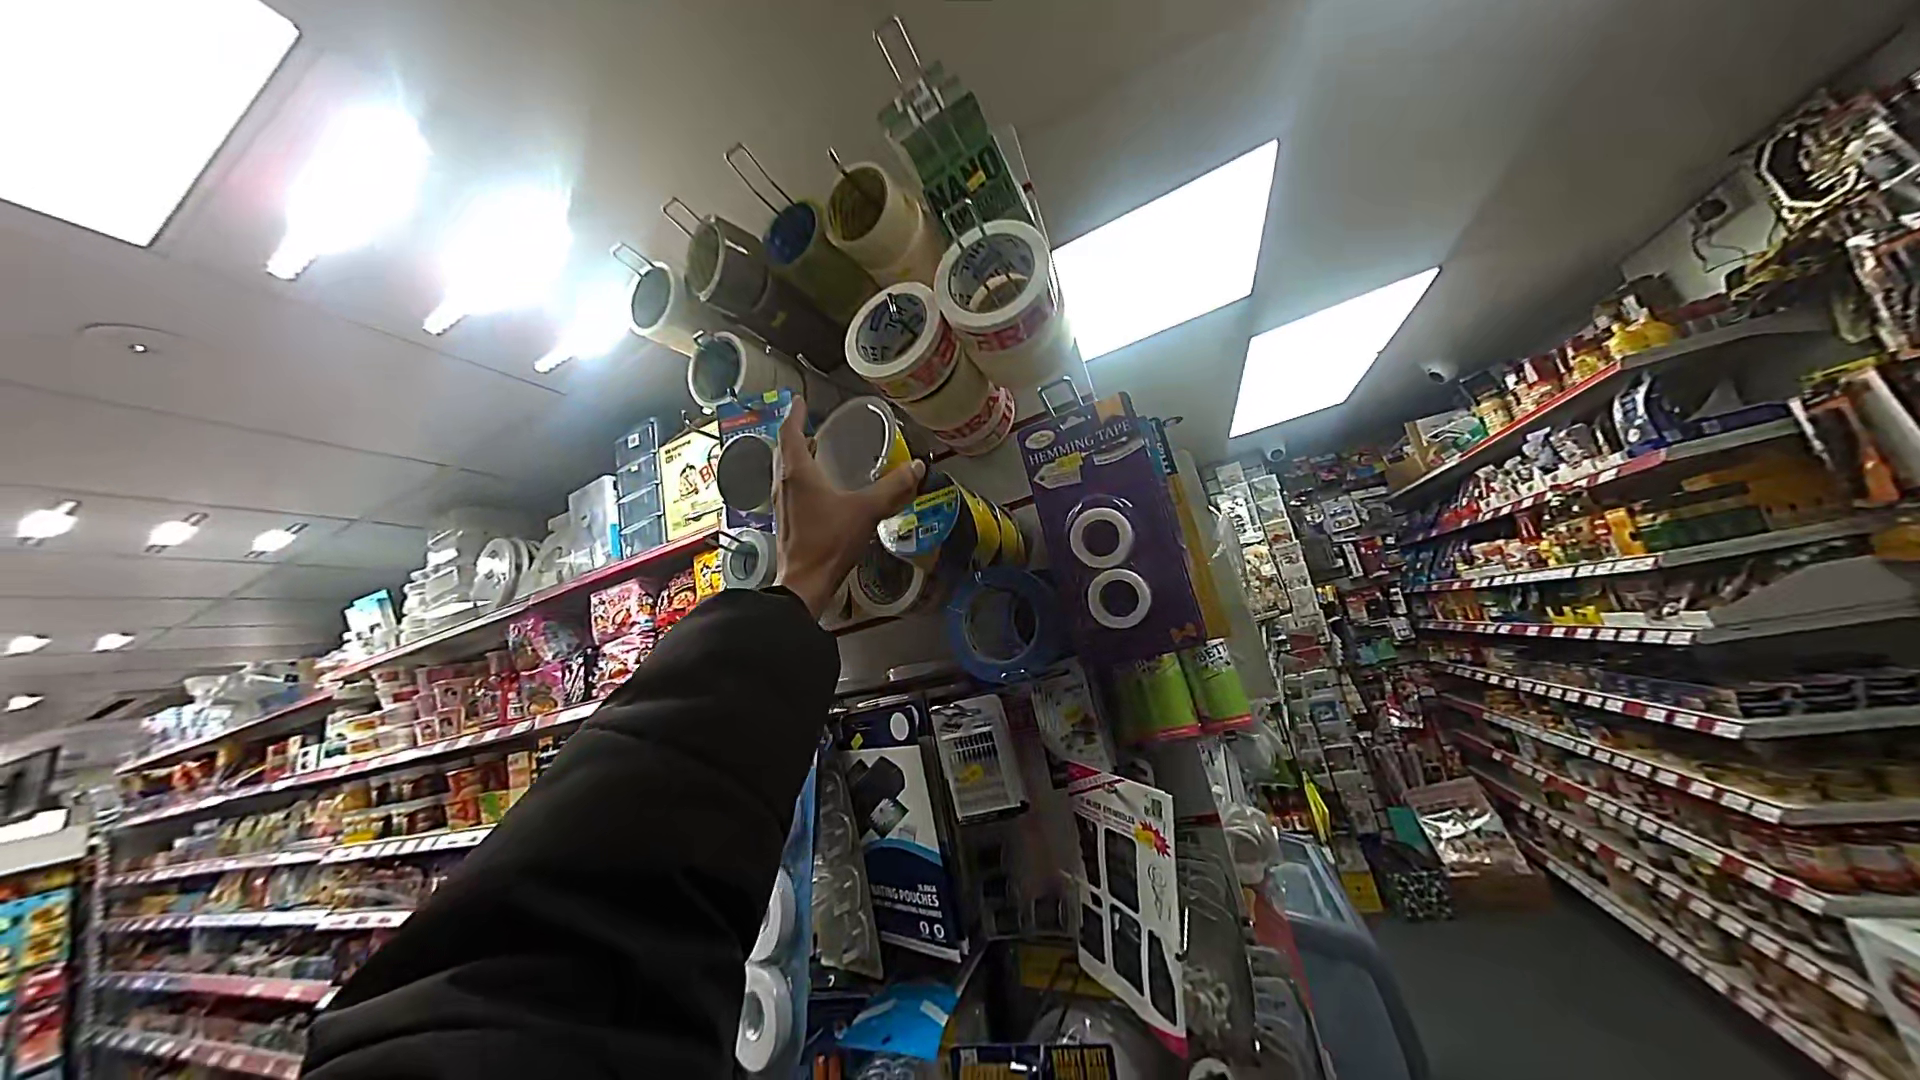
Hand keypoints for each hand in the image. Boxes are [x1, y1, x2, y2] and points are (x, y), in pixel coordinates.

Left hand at [773, 398, 924, 617]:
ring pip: (786, 472)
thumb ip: (893, 488)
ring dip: (798, 458)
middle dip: (796, 436)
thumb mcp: (866, 511)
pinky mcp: (787, 523)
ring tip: (817, 453)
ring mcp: (782, 505)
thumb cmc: (829, 542)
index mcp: (797, 473)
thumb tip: (917, 468)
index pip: (789, 433)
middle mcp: (783, 485)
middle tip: (813, 427)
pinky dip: (801, 480)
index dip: (796, 414)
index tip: (801, 401)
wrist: (805, 584)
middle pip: (784, 451)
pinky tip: (820, 490)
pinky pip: (791, 490)